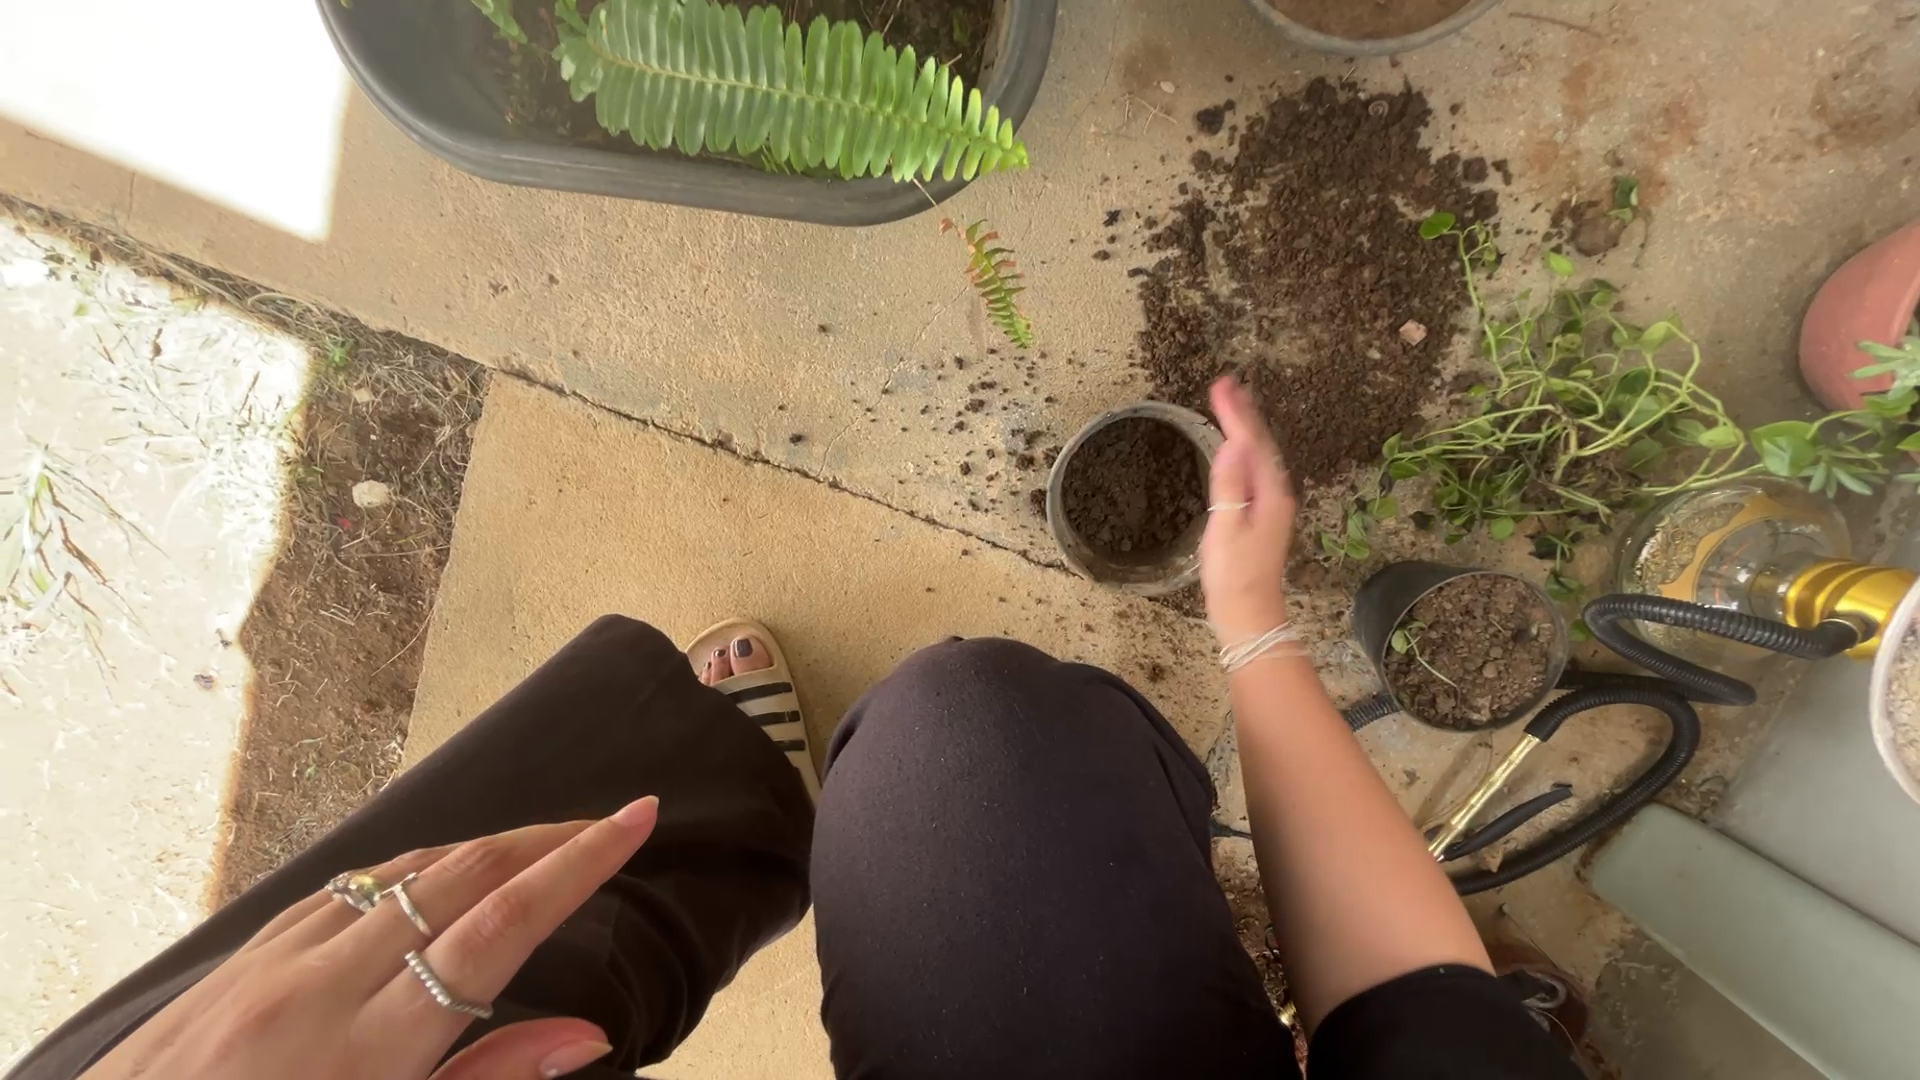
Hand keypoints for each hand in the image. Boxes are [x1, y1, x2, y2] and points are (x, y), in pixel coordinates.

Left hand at [81, 798, 660, 1079]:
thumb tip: (591, 1034)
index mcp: (359, 1056)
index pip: (499, 926)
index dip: (579, 864)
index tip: (638, 816)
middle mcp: (314, 991)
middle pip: (465, 875)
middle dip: (549, 838)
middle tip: (609, 825)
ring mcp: (266, 967)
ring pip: (414, 867)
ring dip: (495, 846)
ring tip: (548, 844)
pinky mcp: (235, 959)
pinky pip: (354, 886)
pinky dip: (424, 867)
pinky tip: (451, 874)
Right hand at [1200, 376, 1296, 648]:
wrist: (1248, 612)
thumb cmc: (1234, 575)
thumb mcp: (1227, 528)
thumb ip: (1230, 485)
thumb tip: (1234, 443)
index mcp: (1269, 493)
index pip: (1252, 442)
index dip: (1237, 413)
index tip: (1223, 385)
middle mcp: (1276, 494)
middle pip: (1261, 444)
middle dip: (1244, 413)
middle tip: (1228, 385)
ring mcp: (1271, 505)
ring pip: (1259, 456)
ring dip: (1246, 429)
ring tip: (1233, 406)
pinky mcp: (1262, 515)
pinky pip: (1255, 470)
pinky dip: (1245, 451)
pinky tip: (1238, 450)